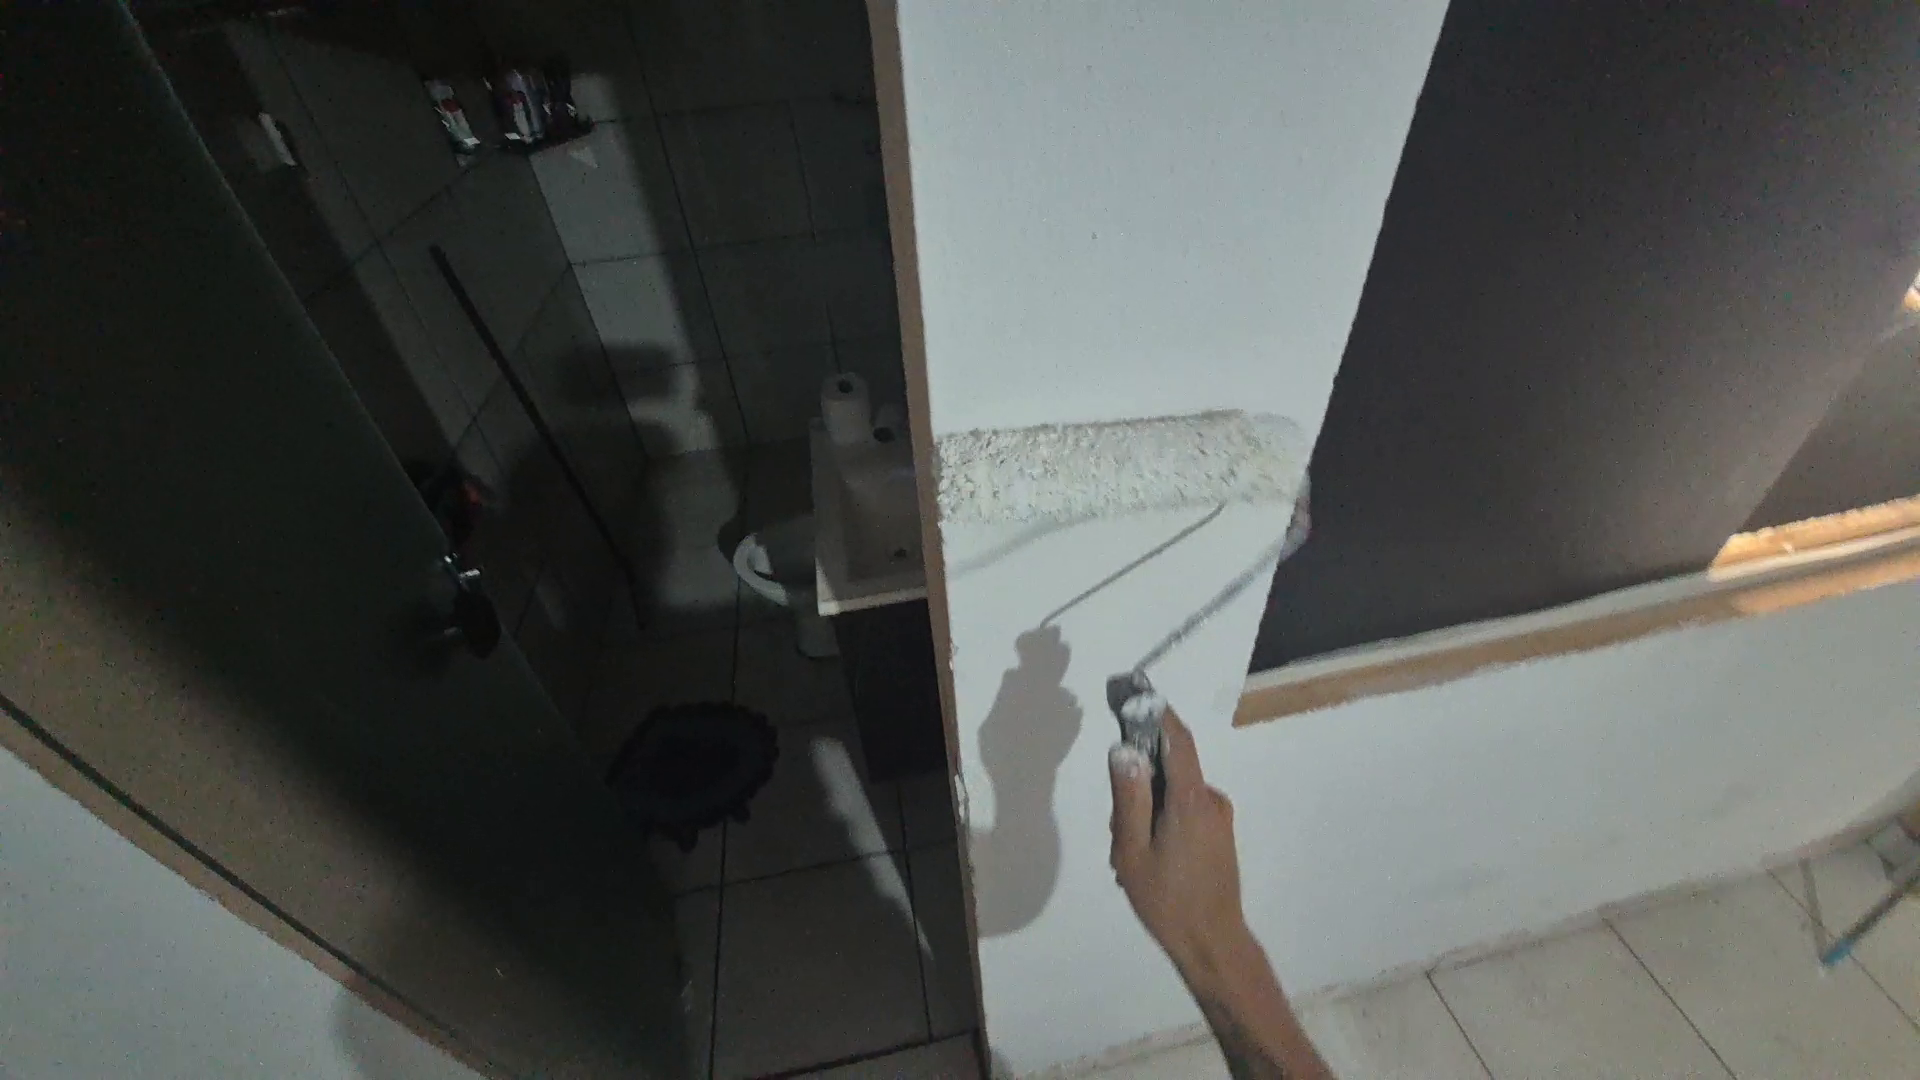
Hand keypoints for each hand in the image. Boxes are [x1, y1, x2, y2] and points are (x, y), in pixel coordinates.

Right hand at [1109, 708, 1253, 986]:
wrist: (1214, 945)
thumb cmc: (1168, 900)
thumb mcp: (1132, 851)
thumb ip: (1128, 797)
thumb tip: (1123, 750)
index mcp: (1190, 800)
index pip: (1177, 739)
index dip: (1157, 712)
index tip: (1135, 692)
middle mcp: (1211, 801)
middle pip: (1169, 768)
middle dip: (1139, 784)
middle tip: (1119, 829)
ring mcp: (1219, 818)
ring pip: (1174, 793)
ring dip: (1148, 809)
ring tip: (1132, 855)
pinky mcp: (1220, 834)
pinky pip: (1185, 810)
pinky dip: (1162, 821)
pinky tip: (1150, 859)